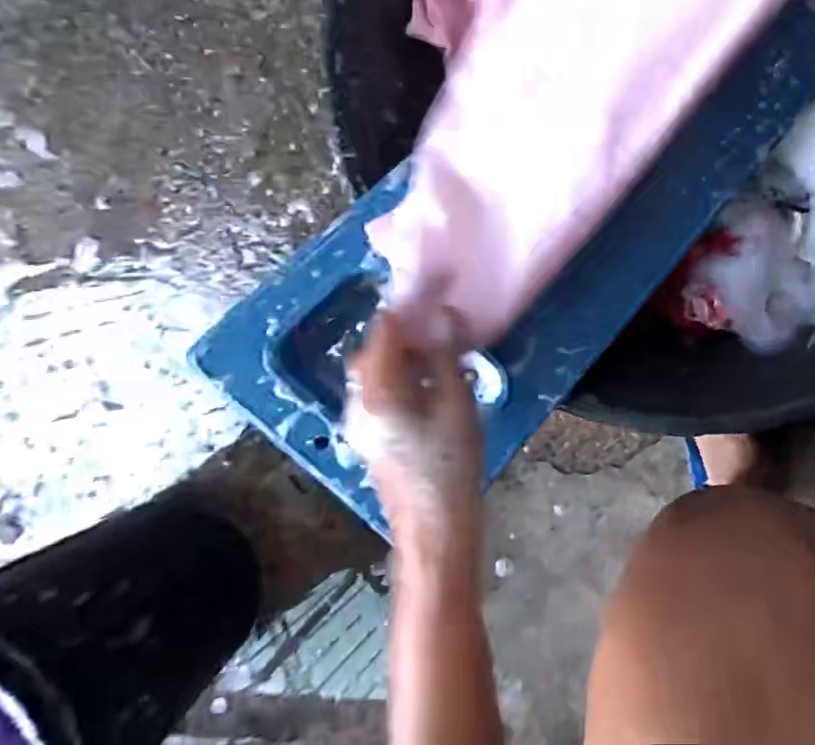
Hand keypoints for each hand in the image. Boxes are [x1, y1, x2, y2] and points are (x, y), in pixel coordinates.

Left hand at [344, 311, 484, 555]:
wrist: (434, 529)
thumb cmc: (450, 465)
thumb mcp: (456, 403)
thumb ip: (446, 354)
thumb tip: (444, 313)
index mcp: (377, 390)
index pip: (386, 329)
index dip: (412, 302)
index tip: (439, 285)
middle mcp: (358, 401)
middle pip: (374, 348)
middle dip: (405, 328)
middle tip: (440, 318)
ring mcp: (359, 420)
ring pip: (374, 369)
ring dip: (403, 351)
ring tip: (439, 346)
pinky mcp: (369, 434)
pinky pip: (378, 389)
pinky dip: (400, 373)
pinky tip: (429, 379)